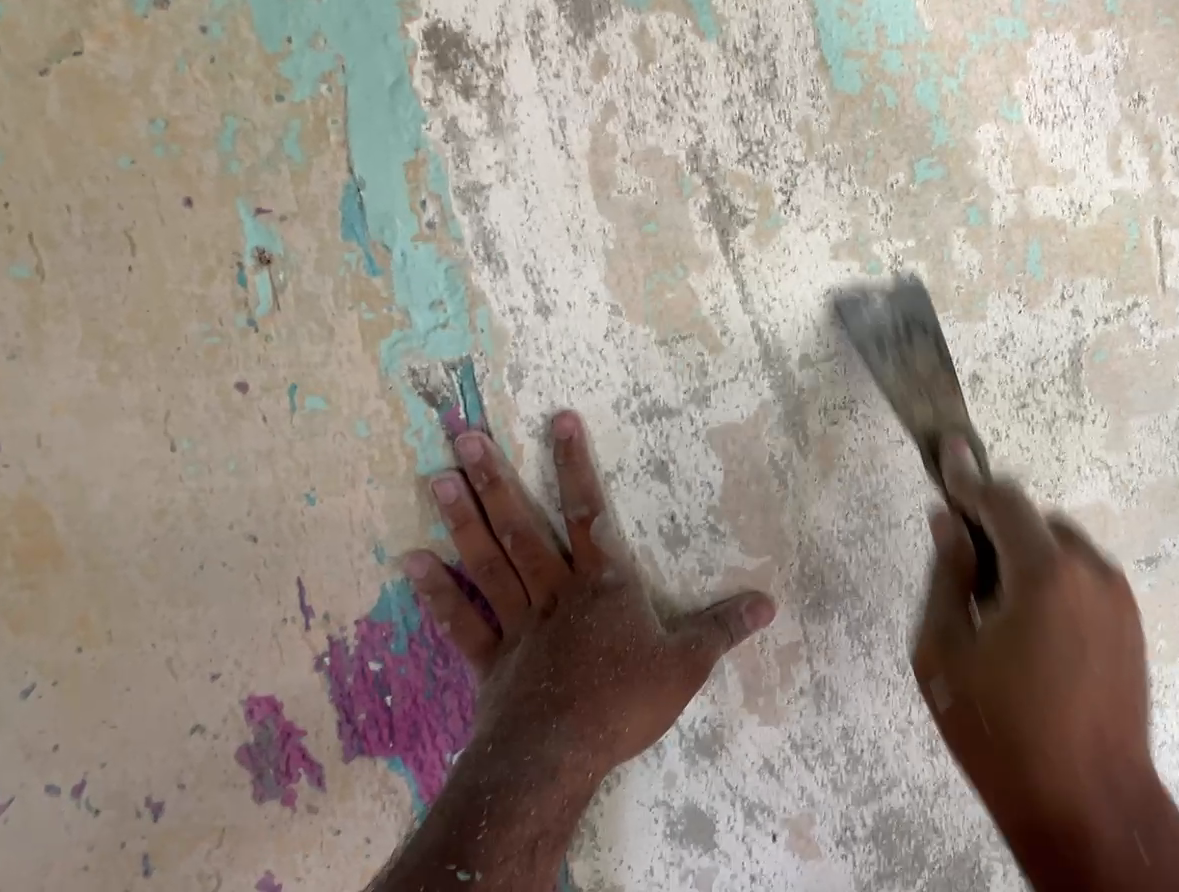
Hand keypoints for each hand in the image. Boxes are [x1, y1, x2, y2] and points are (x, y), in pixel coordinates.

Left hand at [404, 411, 775, 789]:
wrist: (555, 758)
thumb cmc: (624, 702)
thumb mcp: (688, 663)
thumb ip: (723, 628)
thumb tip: (769, 602)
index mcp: (603, 584)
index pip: (590, 511)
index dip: (575, 464)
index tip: (558, 420)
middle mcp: (556, 592)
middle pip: (523, 527)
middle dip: (496, 479)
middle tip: (465, 436)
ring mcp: (518, 624)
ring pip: (488, 561)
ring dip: (463, 519)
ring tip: (437, 478)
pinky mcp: (491, 660)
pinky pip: (461, 620)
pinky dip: (437, 591)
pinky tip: (409, 561)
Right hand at [911, 438, 1150, 829]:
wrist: (1088, 805)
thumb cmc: (1001, 732)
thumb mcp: (945, 653)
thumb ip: (946, 574)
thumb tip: (946, 520)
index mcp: (1045, 571)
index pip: (1004, 499)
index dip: (969, 479)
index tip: (947, 456)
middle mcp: (1092, 570)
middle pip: (1034, 522)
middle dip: (997, 532)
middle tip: (966, 580)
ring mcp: (1119, 597)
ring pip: (1060, 551)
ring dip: (1027, 561)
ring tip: (1002, 621)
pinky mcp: (1132, 624)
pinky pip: (1082, 580)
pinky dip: (1053, 585)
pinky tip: (1035, 639)